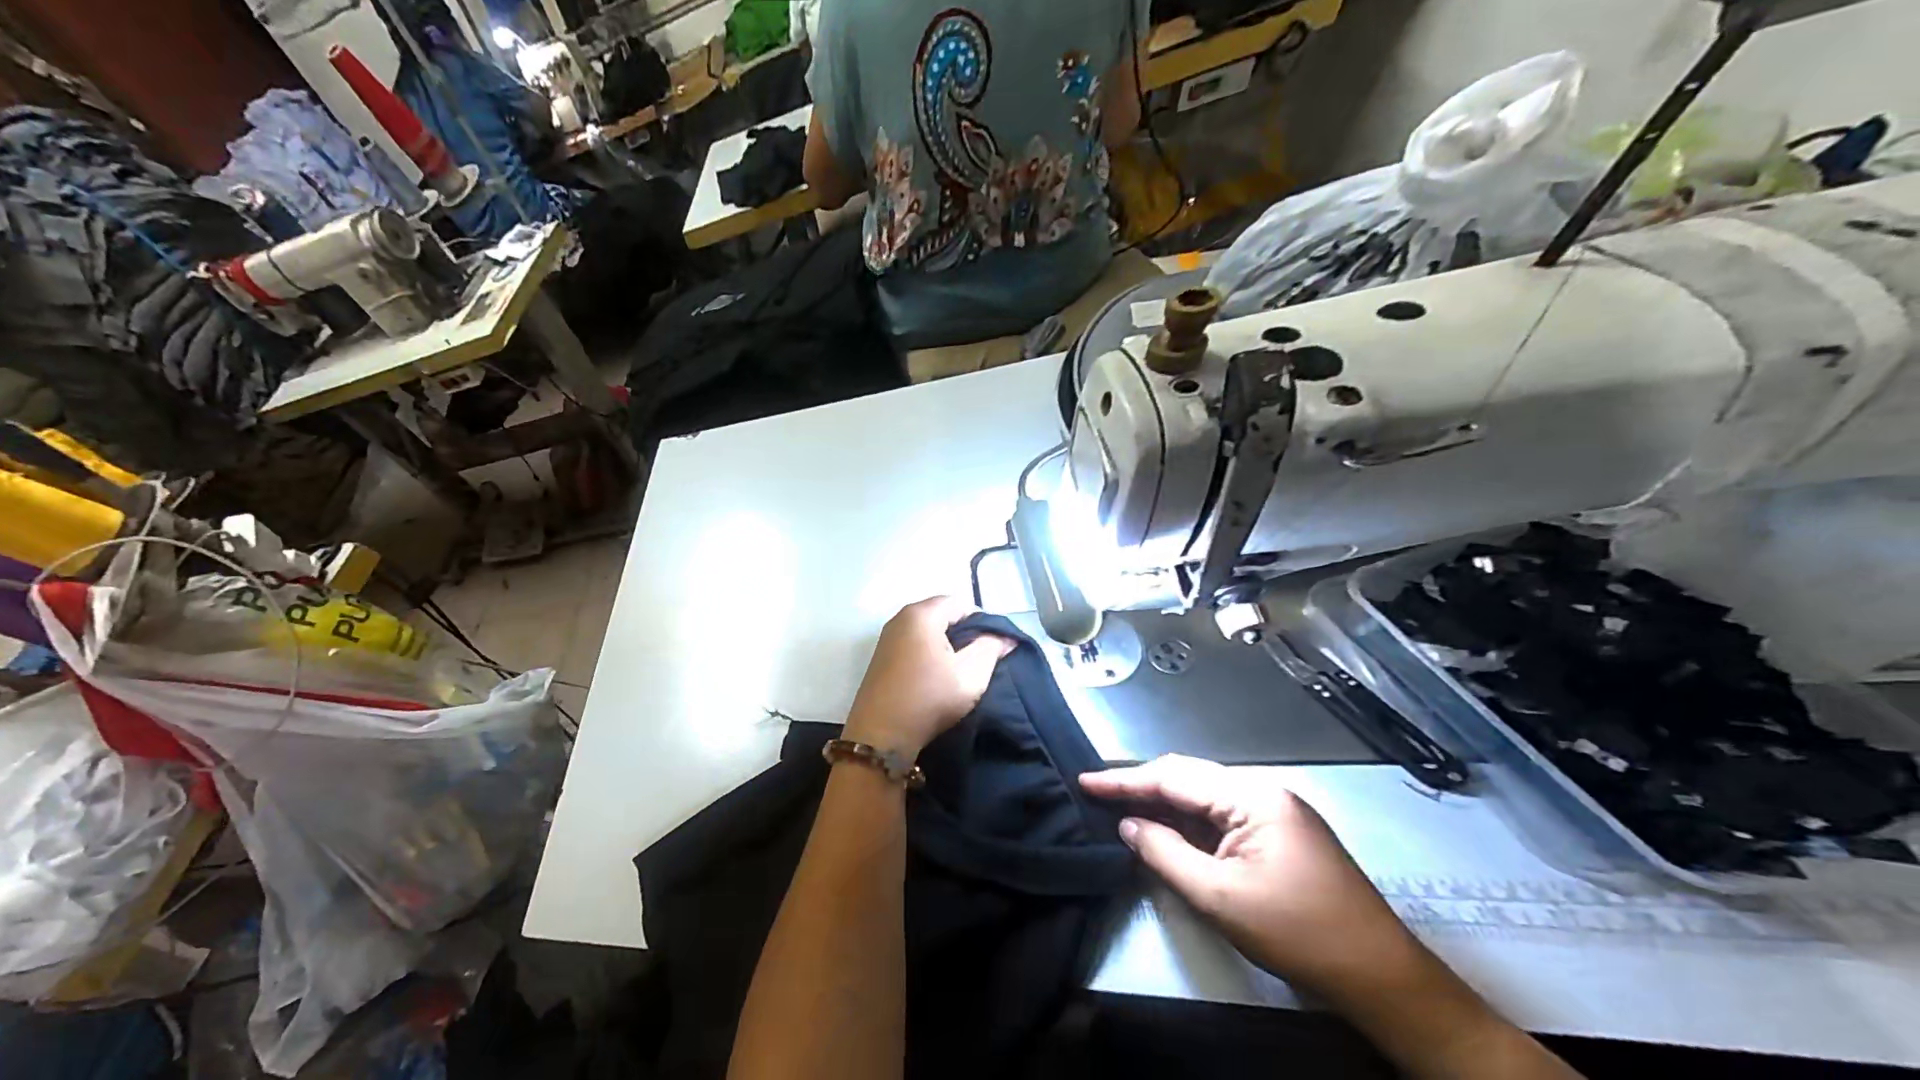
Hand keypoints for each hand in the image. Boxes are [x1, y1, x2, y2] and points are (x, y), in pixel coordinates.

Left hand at [842, 597, 1013, 757]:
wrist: (880, 737)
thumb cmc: (929, 699)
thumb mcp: (971, 675)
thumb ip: (991, 648)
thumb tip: (1003, 637)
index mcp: (921, 615)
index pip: (960, 604)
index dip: (981, 622)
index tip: (992, 647)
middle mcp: (900, 618)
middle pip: (942, 615)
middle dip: (964, 633)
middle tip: (979, 660)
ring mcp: (887, 638)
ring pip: (927, 632)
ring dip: (946, 646)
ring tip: (960, 672)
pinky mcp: (881, 658)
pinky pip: (913, 645)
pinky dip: (929, 655)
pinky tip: (937, 678)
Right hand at [1079, 755, 1424, 1004]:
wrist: (1378, 974)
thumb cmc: (1296, 932)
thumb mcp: (1219, 897)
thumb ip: (1166, 854)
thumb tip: (1129, 825)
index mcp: (1252, 795)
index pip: (1175, 777)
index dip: (1125, 779)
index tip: (1085, 780)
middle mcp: (1263, 790)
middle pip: (1189, 778)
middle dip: (1142, 785)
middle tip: (1098, 792)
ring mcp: (1274, 810)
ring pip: (1204, 795)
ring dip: (1164, 802)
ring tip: (1121, 806)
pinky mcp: (1279, 831)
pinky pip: (1222, 814)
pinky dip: (1189, 820)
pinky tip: (1166, 828)